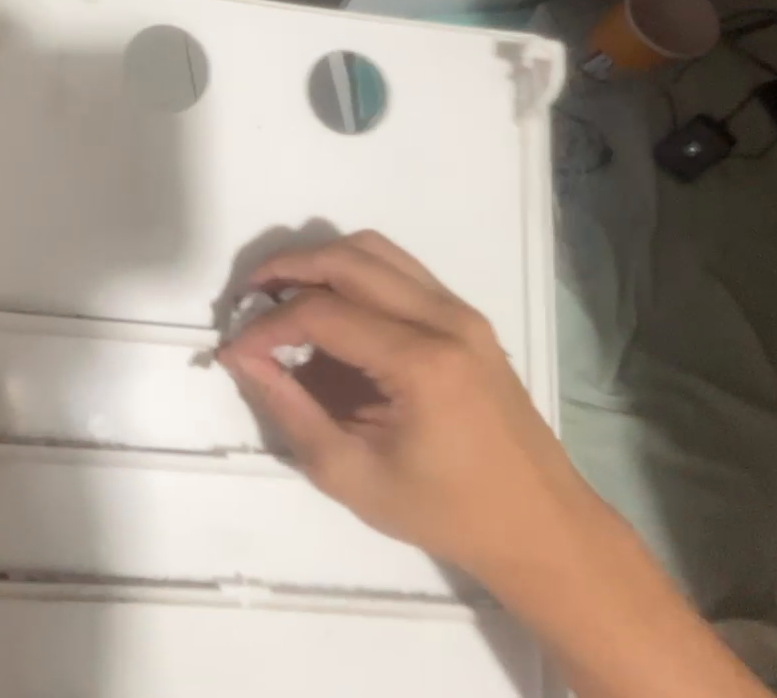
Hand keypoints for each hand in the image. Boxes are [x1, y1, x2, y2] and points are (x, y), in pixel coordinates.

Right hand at [220, 231, 605, 582]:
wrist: (542, 527)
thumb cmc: (445, 511)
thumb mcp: (349, 474)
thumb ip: (288, 409)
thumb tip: (242, 359)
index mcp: (421, 362)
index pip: (321, 312)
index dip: (266, 327)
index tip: (234, 351)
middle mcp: (446, 320)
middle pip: (347, 259)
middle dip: (285, 268)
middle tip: (247, 297)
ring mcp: (463, 313)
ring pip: (375, 250)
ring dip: (320, 262)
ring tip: (281, 293)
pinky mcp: (467, 318)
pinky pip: (398, 269)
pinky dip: (353, 273)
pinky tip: (331, 308)